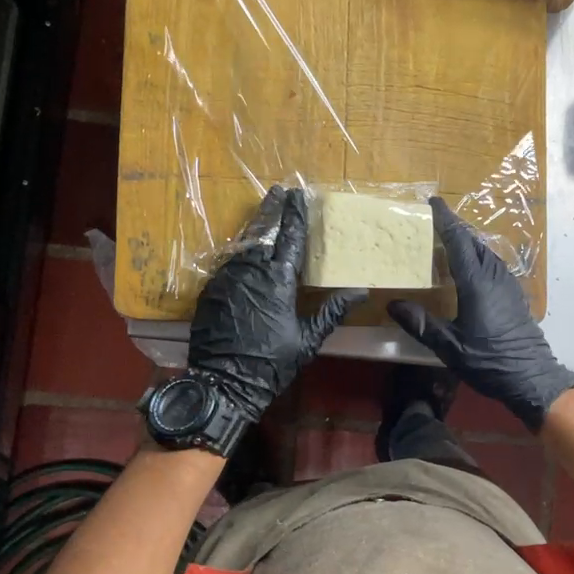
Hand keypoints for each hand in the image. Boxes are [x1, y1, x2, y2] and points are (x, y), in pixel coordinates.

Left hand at [188, 186, 365, 421]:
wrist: (223, 383)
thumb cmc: (271, 364)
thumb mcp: (308, 340)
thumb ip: (331, 311)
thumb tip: (361, 291)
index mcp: (278, 282)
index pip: (290, 239)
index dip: (296, 216)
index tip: (299, 195)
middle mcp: (251, 272)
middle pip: (263, 232)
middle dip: (272, 210)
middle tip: (278, 191)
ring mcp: (227, 279)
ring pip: (243, 245)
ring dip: (255, 227)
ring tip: (264, 212)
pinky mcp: (211, 290)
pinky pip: (228, 262)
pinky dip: (240, 250)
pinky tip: (245, 247)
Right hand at [388, 197, 573, 431]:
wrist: (531, 378)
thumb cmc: (490, 363)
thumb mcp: (450, 348)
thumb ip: (422, 324)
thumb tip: (392, 304)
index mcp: (477, 285)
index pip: (459, 243)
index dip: (445, 221)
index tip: (433, 202)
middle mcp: (494, 278)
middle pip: (473, 243)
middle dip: (454, 227)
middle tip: (433, 219)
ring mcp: (507, 285)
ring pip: (485, 252)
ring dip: (466, 242)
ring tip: (446, 238)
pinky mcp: (513, 295)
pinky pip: (492, 264)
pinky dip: (476, 256)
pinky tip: (467, 266)